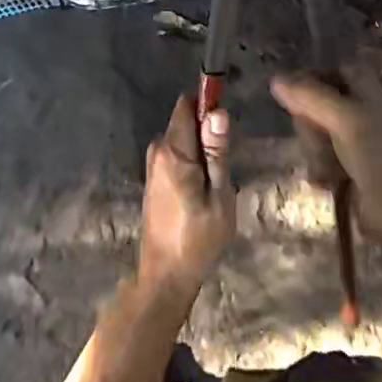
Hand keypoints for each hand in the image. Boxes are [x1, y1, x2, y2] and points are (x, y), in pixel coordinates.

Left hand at [138, 95, 234, 294]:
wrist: (165, 278)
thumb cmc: (198, 238)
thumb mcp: (219, 195)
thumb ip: (218, 152)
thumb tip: (218, 112)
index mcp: (173, 151)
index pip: (187, 105)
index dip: (208, 104)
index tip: (227, 122)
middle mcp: (158, 151)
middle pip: (185, 121)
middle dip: (208, 131)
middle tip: (227, 161)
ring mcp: (153, 166)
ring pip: (182, 139)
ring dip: (202, 149)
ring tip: (219, 178)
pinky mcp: (155, 180)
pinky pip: (177, 155)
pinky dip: (192, 162)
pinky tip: (204, 189)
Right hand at [271, 71, 381, 244]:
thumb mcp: (346, 119)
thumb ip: (312, 98)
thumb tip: (276, 79)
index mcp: (367, 93)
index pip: (338, 71)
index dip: (316, 78)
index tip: (296, 94)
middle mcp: (361, 114)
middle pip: (321, 105)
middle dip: (311, 122)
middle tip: (315, 137)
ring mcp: (356, 144)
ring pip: (319, 135)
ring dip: (315, 152)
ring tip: (324, 169)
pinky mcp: (350, 172)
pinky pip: (323, 162)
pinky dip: (321, 171)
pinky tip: (324, 184)